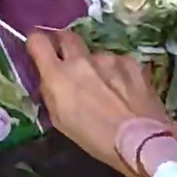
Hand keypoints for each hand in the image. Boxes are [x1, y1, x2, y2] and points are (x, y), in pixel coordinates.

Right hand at [26, 29, 168, 175]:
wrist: (140, 139)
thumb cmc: (96, 139)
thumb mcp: (62, 122)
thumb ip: (51, 94)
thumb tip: (49, 81)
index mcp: (59, 76)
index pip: (38, 41)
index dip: (36, 42)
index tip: (39, 48)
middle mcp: (82, 60)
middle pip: (67, 36)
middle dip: (64, 45)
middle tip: (69, 61)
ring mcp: (108, 58)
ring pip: (95, 55)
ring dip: (95, 66)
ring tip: (106, 89)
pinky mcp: (131, 62)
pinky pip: (117, 62)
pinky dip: (117, 72)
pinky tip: (125, 90)